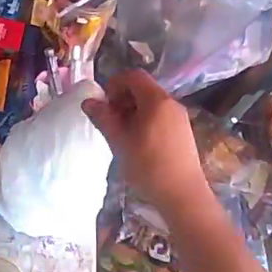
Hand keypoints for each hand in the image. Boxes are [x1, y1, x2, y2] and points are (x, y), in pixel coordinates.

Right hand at [83, 69, 209, 213]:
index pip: (133, 76)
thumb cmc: (148, 166)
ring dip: (133, 111)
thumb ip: (103, 118)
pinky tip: (138, 143)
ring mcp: (180, 118)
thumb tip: (88, 101)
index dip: (114, 84)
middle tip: (110, 121)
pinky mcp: (183, 132)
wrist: (183, 195)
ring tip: (122, 135)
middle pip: (143, 88)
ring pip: (152, 103)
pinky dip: (146, 120)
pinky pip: (161, 116)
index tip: (104, 105)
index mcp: (156, 101)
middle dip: (122, 99)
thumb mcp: (119, 142)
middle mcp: (171, 103)